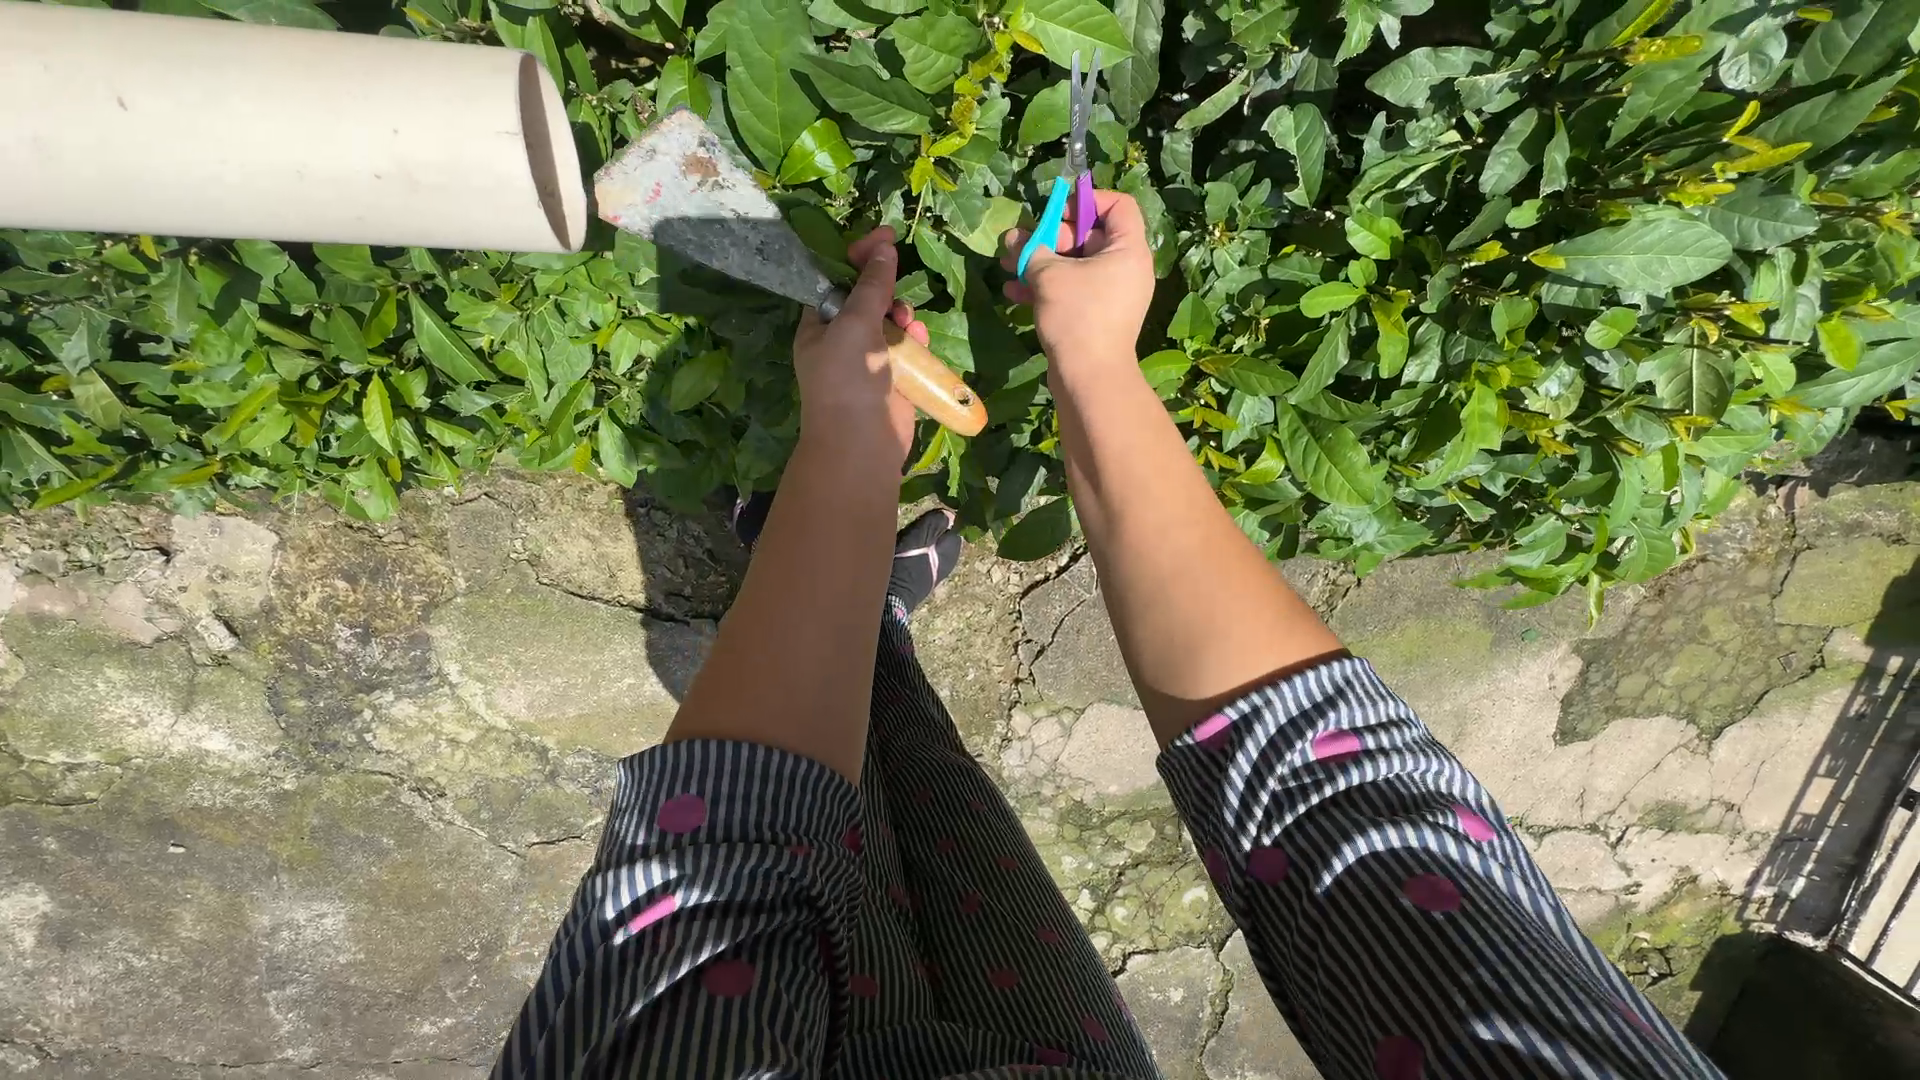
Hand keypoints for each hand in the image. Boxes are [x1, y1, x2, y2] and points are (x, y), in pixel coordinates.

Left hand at [793, 226, 925, 463]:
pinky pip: (906, 350)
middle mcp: (841, 341)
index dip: (859, 257)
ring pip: (890, 324)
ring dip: (901, 317)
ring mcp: (868, 362)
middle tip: (895, 296)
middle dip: (885, 291)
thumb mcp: (854, 324)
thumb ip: (871, 286)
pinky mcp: (893, 379)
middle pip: (867, 299)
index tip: (885, 237)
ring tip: (907, 323)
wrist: (861, 443)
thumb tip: (885, 248)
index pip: (836, 279)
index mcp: (819, 325)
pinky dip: (913, 341)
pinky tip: (918, 339)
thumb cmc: (848, 379)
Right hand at [1000, 190, 1153, 376]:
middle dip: (1051, 237)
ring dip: (1041, 263)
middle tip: (1023, 243)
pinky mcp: (1097, 317)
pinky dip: (1047, 288)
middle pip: (1090, 236)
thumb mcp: (1049, 276)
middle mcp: (1126, 269)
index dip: (1087, 200)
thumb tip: (1014, 238)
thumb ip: (1031, 251)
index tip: (1057, 209)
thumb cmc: (1078, 317)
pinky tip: (1014, 292)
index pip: (1119, 206)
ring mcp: (1112, 295)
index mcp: (1128, 250)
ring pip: (1075, 266)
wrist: (1090, 379)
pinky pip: (1073, 291)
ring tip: (1008, 265)